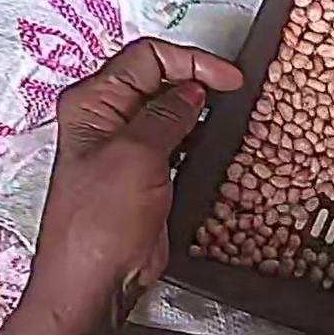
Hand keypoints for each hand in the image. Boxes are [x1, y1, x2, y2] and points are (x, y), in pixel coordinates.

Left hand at [26, 38, 242, 320]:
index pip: (147, 59)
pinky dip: (202, 141)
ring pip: (174, 114)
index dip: (192, 62)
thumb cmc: (104, 216)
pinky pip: (181, 145)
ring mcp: (131, 148)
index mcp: (94, 101)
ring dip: (204, 114)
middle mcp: (110, 118)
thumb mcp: (136, 155)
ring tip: (237, 119)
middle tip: (239, 95)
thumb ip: (167, 116)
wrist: (98, 276)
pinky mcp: (151, 175)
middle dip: (200, 82)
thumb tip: (193, 89)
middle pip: (161, 81)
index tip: (232, 80)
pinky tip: (223, 146)